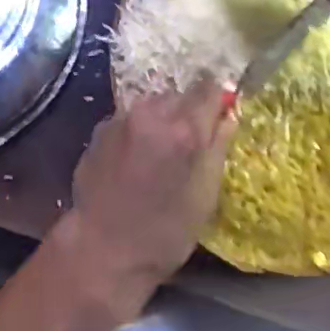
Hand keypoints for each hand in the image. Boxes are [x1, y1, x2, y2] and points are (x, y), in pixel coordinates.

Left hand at [55, 79, 238, 312]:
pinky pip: (130, 116)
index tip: (227, 101)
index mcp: (180, 130)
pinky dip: (142, 126)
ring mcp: (119, 117)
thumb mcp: (205, 193)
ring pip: (151, 103)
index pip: (206, 91)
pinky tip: (143, 153)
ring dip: (164, 116)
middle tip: (199, 136)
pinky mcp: (100, 126)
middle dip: (190, 108)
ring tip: (170, 148)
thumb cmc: (166, 229)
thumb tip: (229, 114)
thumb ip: (217, 147)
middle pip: (177, 95)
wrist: (105, 239)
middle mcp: (147, 113)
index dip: (219, 94)